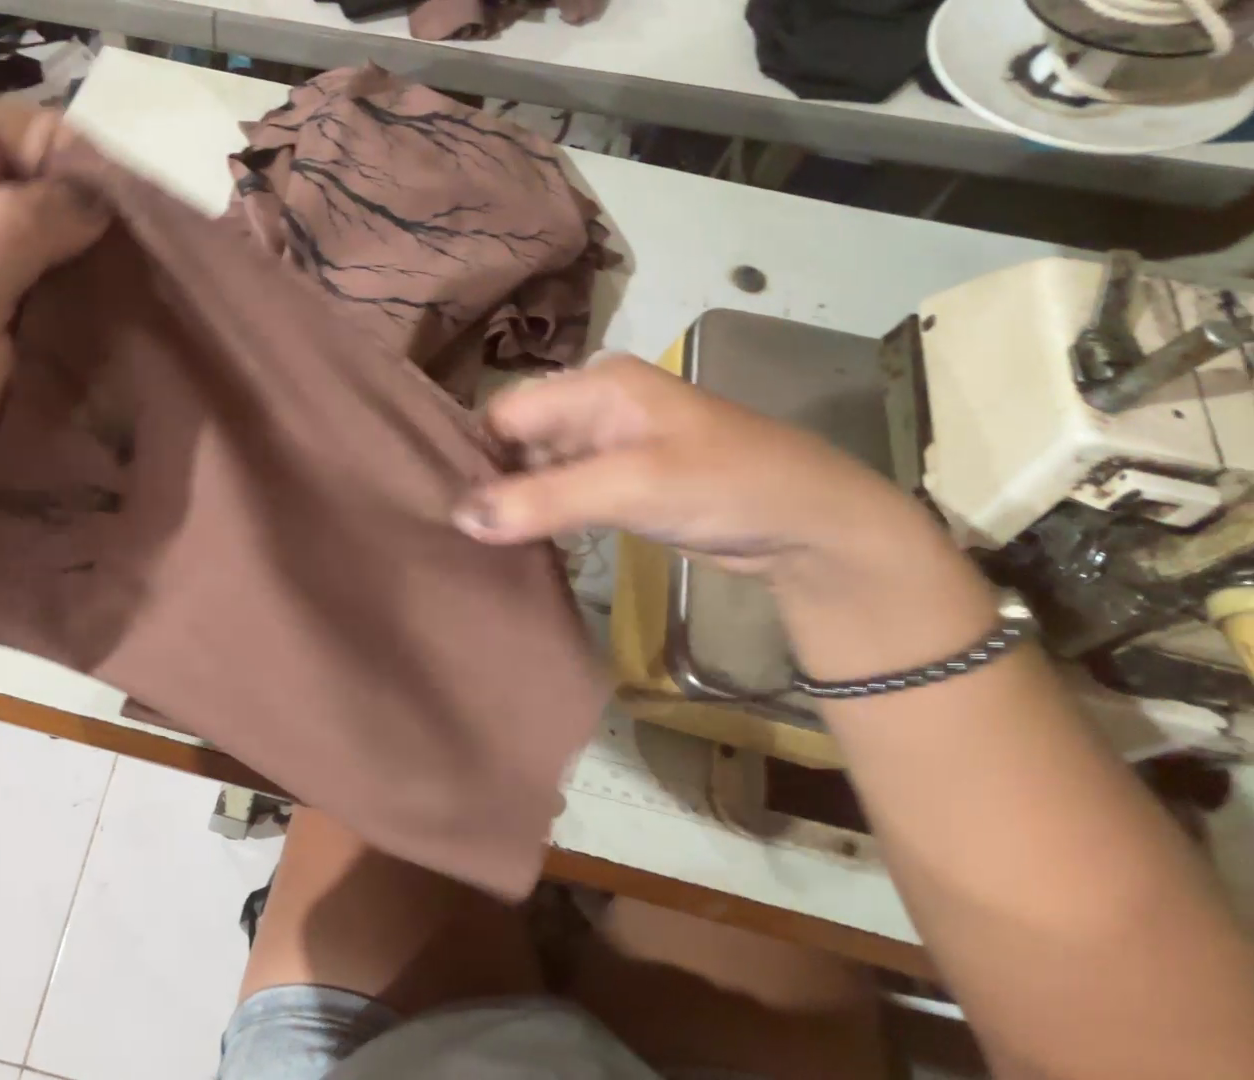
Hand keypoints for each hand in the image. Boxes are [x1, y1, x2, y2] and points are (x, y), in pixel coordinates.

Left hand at [0, 103, 110, 558]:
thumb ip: (14, 227)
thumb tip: (91, 192)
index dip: (54, 145)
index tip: (120, 198)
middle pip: (5, 184)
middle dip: (74, 200)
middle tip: (138, 242)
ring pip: (21, 242)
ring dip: (75, 251)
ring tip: (128, 278)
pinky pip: (25, 297)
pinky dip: (66, 295)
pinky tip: (98, 315)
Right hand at [451, 353, 947, 600]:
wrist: (810, 526)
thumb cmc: (726, 485)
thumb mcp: (630, 487)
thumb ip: (543, 499)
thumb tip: (458, 517)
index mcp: (595, 384)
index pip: (505, 412)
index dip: (474, 455)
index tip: (443, 505)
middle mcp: (593, 407)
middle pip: (515, 440)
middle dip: (489, 482)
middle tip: (452, 531)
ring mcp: (606, 446)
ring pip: (534, 470)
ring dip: (512, 504)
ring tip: (474, 544)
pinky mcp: (616, 483)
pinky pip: (558, 493)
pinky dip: (539, 516)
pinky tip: (517, 544)